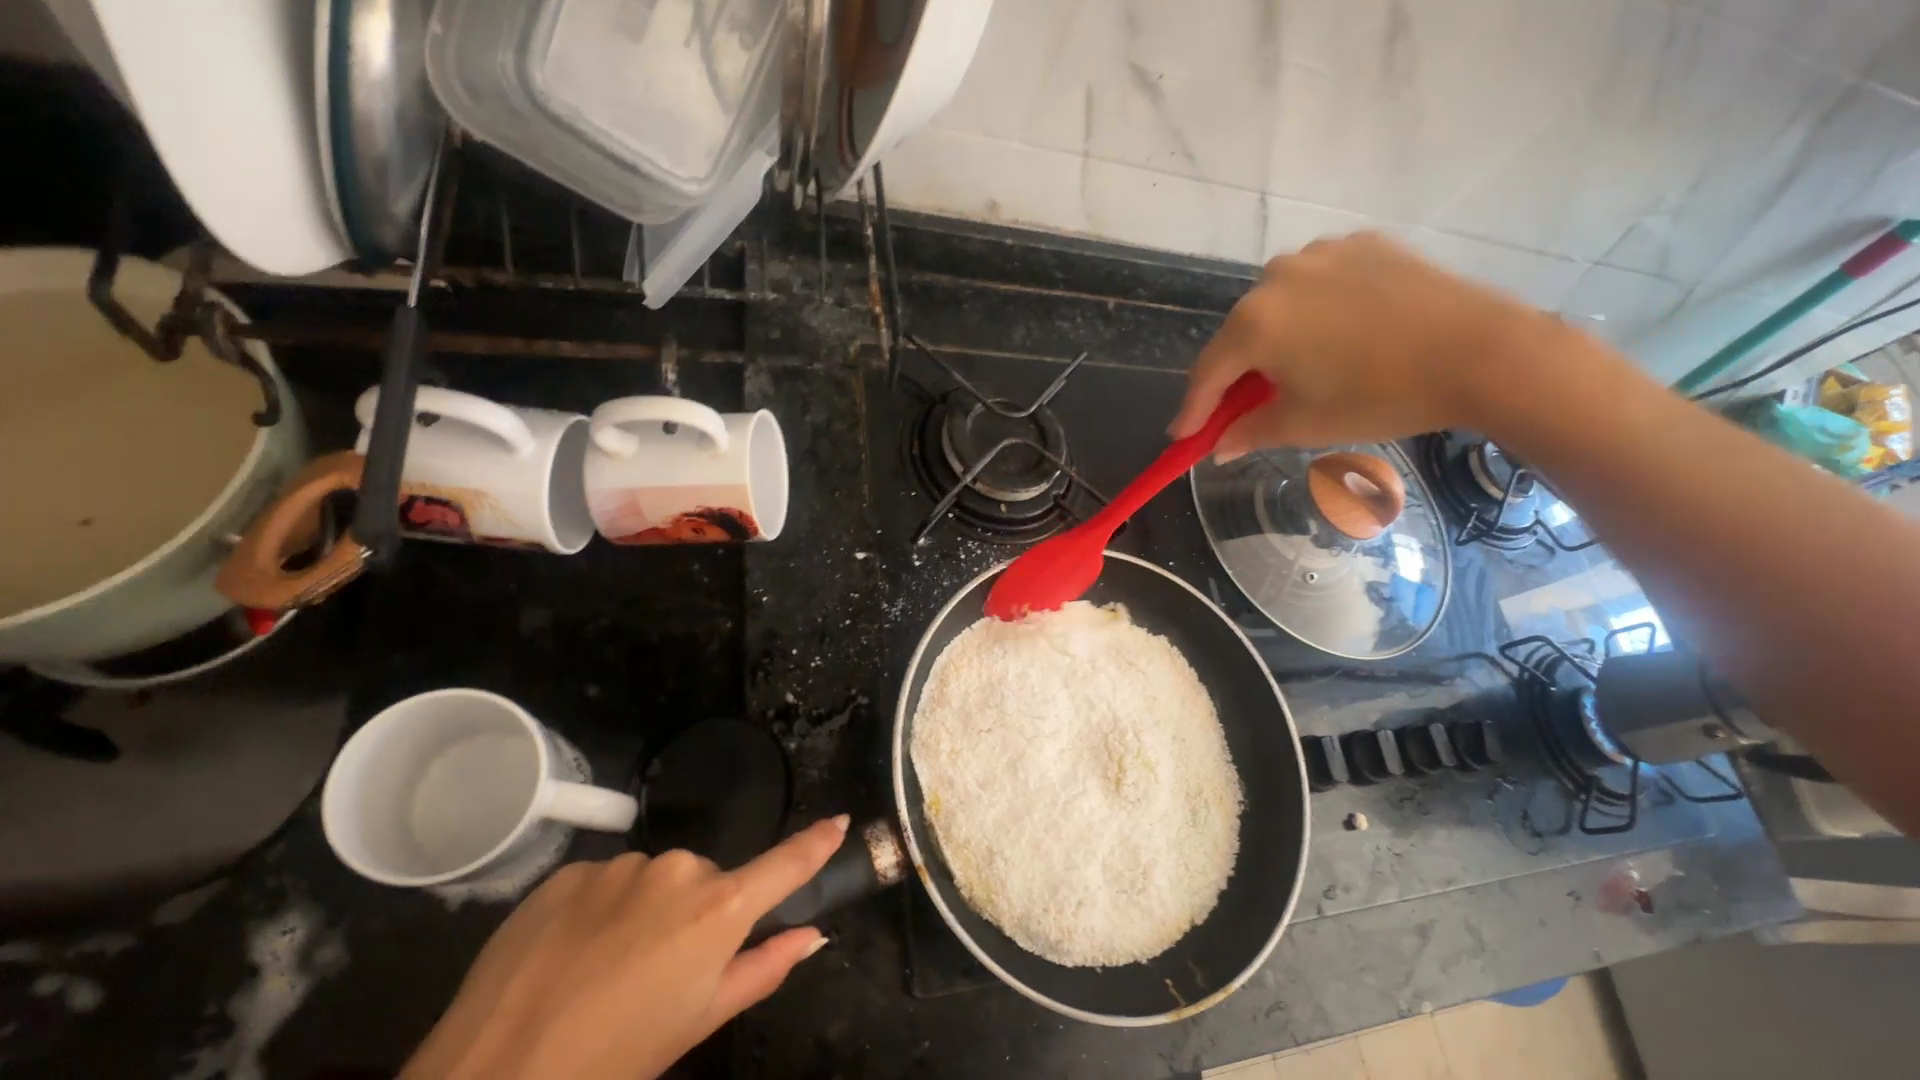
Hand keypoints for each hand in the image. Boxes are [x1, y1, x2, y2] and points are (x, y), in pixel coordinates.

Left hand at [399, 815, 849, 1079]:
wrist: (497, 1069)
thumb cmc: (619, 1056)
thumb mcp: (701, 1021)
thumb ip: (764, 968)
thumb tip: (812, 936)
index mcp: (718, 909)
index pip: (783, 866)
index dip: (815, 843)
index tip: (840, 820)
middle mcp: (676, 870)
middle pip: (707, 880)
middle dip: (699, 914)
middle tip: (665, 971)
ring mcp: (618, 866)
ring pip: (652, 880)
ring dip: (645, 911)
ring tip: (607, 967)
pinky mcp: (568, 870)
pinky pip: (605, 882)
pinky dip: (601, 910)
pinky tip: (572, 954)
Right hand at [1169, 232, 1565, 457]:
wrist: (1480, 350)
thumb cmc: (1381, 396)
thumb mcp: (1306, 424)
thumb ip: (1249, 432)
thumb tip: (1217, 446)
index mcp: (1254, 323)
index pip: (1207, 373)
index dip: (1194, 410)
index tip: (1184, 436)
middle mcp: (1276, 277)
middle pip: (1241, 335)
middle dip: (1240, 374)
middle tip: (1248, 408)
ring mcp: (1322, 252)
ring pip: (1281, 305)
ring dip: (1280, 338)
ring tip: (1306, 369)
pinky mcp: (1364, 244)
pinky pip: (1322, 283)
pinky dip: (1320, 311)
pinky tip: (1346, 335)